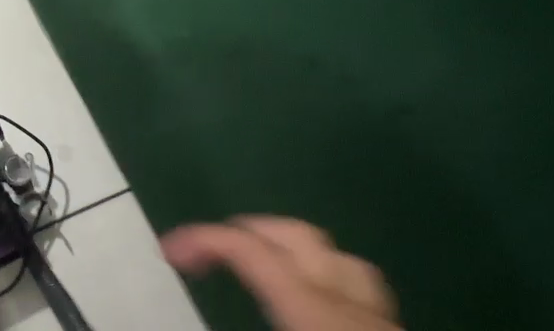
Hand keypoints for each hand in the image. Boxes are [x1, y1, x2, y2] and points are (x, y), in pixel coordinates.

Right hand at [160, 217, 400, 330]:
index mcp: (316, 318)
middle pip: (300, 237)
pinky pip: (362, 300)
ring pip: (343, 265)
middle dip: (248, 232)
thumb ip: (243, 320)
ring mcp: (383, 329)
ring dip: (294, 255)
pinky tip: (311, 318)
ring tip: (261, 275)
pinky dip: (327, 288)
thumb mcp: (294, 328)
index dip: (204, 240)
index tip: (169, 252)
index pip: (252, 251)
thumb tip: (202, 307)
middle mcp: (354, 312)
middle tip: (211, 254)